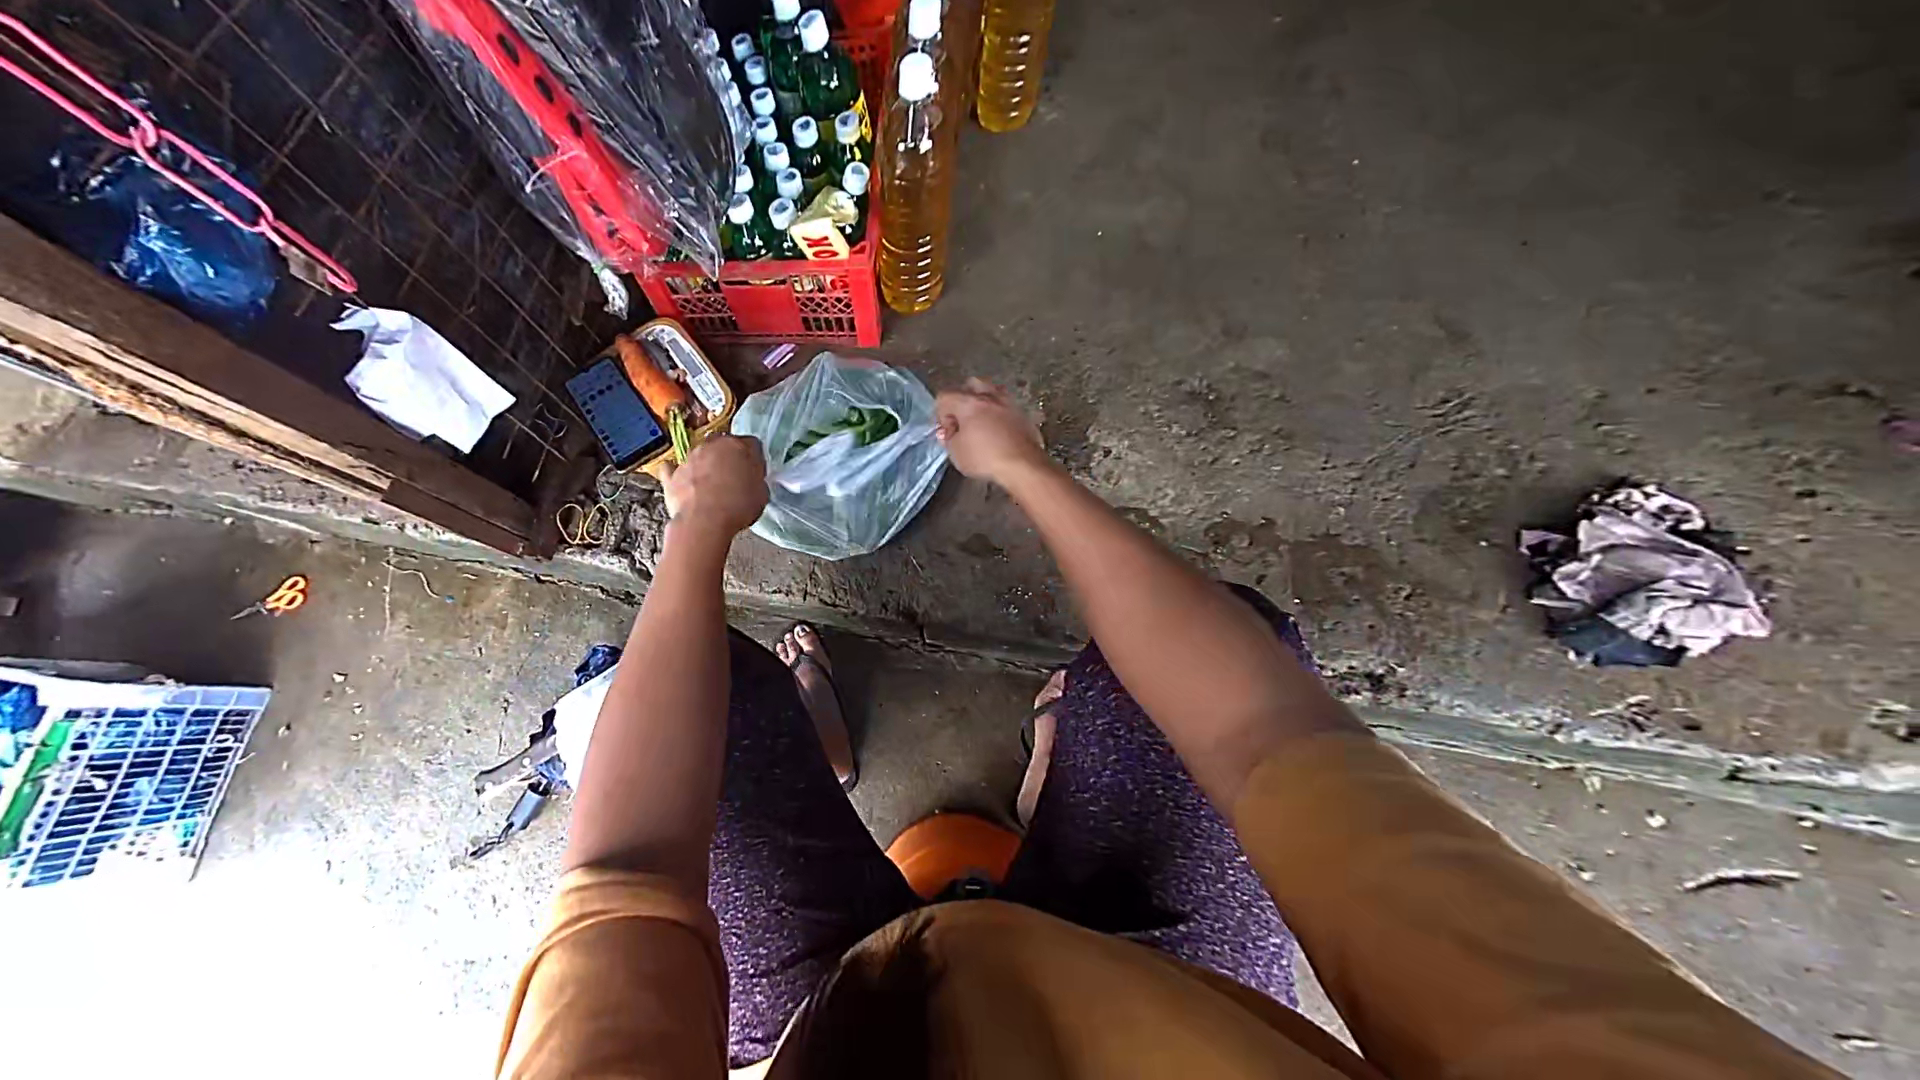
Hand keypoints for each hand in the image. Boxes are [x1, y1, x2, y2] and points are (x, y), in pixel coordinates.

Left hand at [661, 435, 768, 539]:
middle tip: (734, 477)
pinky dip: (678, 474)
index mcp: (739, 446)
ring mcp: (689, 458)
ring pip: (700, 455)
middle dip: (728, 457)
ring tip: (713, 487)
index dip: (754, 458)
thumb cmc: (738, 506)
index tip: (755, 471)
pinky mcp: (672, 474)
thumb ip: (757, 478)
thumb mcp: (762, 493)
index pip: (751, 444)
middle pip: (723, 444)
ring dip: (706, 465)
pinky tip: (684, 482)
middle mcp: (712, 445)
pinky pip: (673, 469)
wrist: (705, 522)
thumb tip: (753, 478)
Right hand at [934, 378, 1048, 484]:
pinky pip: (1006, 408)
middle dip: (962, 401)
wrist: (1023, 465)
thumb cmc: (986, 458)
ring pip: (992, 392)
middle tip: (963, 421)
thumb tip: (949, 432)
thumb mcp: (956, 453)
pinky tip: (999, 432)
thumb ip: (948, 439)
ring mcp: (1009, 404)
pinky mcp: (1024, 415)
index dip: (941, 416)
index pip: (945, 397)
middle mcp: (989, 397)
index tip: (947, 433)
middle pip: (970, 385)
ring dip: (983, 404)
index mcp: (968, 403)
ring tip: (981, 424)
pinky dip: (999, 416)